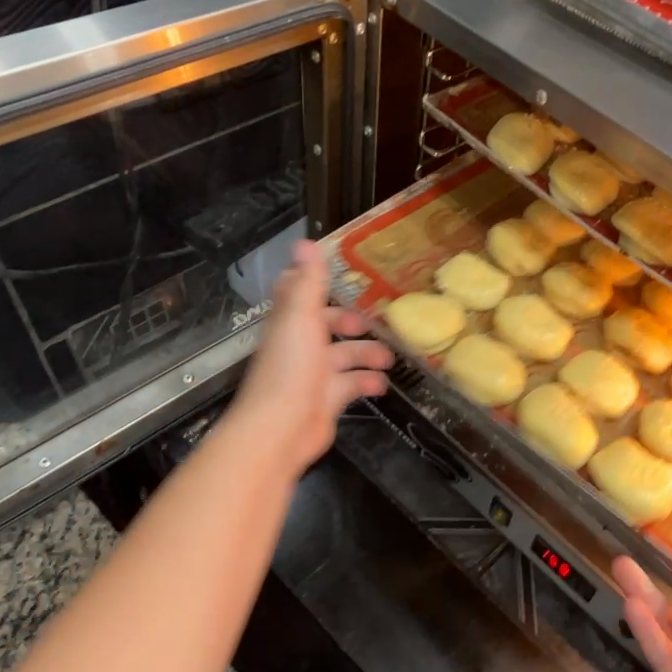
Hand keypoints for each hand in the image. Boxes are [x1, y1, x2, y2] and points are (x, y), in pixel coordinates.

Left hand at [224, 240, 392, 475]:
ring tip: (390, 358)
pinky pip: (350, 386)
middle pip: (325, 326)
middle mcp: (298, 346)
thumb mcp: (302, 317)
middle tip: (371, 323)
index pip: (296, 294)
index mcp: (289, 323)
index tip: (335, 274)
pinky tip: (382, 384)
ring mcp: (312, 375)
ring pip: (343, 357)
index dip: (311, 283)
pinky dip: (367, 383)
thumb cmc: (291, 368)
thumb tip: (305, 242)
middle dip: (349, 323)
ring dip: (367, 354)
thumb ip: (308, 283)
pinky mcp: (325, 401)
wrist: (281, 430)